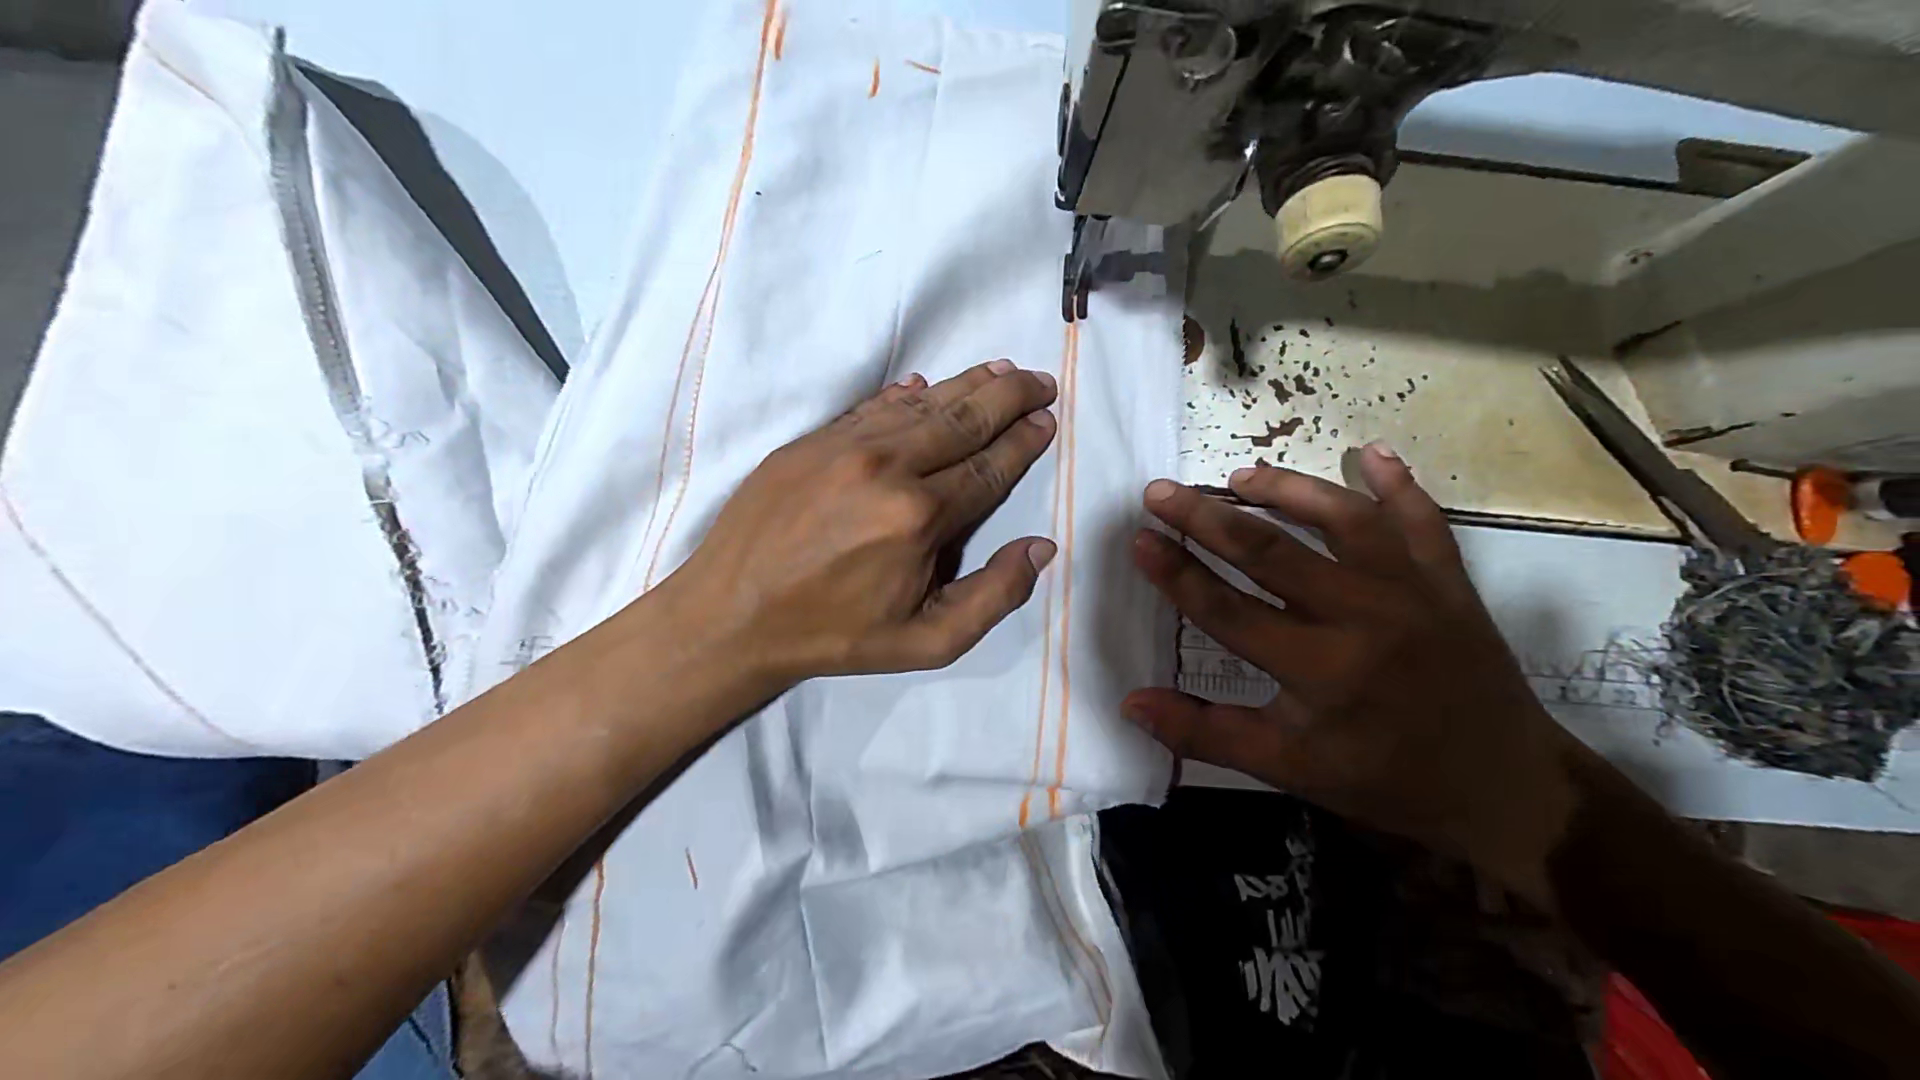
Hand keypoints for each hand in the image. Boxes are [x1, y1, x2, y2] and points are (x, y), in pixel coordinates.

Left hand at [660, 360, 1059, 687]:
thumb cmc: (835, 634)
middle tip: (1039, 380)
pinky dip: (907, 393)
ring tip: (1001, 371)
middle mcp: (887, 467)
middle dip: (1009, 396)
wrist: (732, 615)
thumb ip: (994, 597)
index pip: (989, 466)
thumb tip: (1042, 546)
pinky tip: (927, 383)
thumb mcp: (927, 641)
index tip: (1047, 420)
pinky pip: (872, 406)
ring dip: (967, 384)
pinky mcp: (810, 441)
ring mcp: (844, 446)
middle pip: (964, 419)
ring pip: (922, 404)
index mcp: (919, 517)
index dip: (1024, 442)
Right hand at [1123, 446, 1578, 902]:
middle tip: (1162, 491)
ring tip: (1241, 474)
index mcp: (1320, 669)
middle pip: (1271, 552)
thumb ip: (1205, 734)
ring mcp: (1413, 591)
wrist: (1507, 787)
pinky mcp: (1449, 582)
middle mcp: (1364, 617)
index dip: (1176, 573)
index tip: (1139, 538)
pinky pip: (1422, 519)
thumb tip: (1131, 703)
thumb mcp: (1288, 770)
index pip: (1227, 609)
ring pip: (1342, 519)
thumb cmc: (1385, 779)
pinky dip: (1398, 483)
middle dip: (1206, 517)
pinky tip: (1371, 452)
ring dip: (1287, 489)